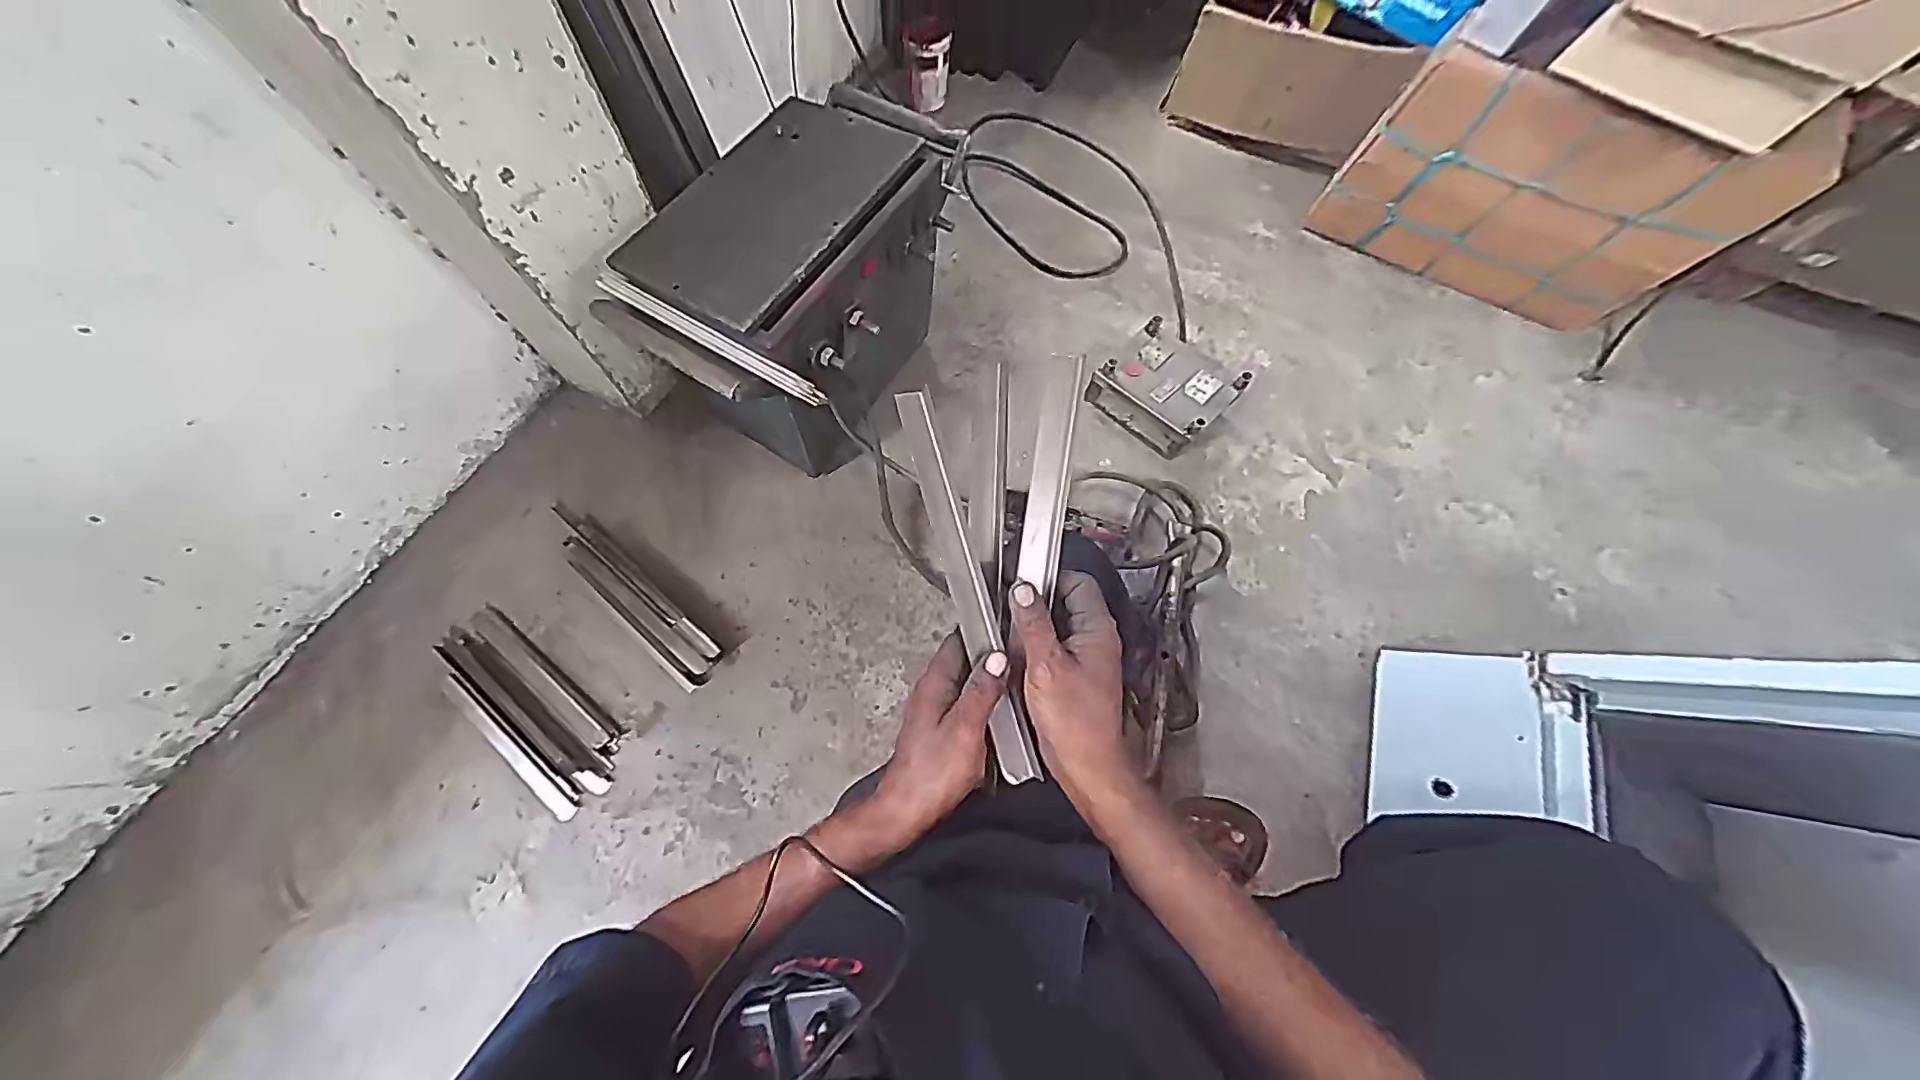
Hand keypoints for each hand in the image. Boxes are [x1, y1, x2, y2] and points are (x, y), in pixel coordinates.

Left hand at [865, 632, 1008, 849]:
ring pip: (967, 680)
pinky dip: (985, 699)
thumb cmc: (931, 775)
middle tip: (1022, 650)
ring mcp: (936, 709)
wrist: (908, 811)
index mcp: (935, 683)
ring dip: (989, 677)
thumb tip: (998, 658)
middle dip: (991, 652)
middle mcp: (932, 690)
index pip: (959, 639)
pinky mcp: (942, 727)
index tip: (1009, 625)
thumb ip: (982, 691)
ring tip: (1018, 676)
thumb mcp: (965, 729)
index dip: (984, 629)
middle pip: (965, 658)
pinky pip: (967, 702)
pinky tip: (1002, 709)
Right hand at [1008, 572, 1134, 810]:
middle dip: (1037, 603)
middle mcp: (1096, 641)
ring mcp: (1086, 659)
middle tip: (1011, 607)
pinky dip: (1035, 648)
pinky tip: (1018, 658)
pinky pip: (1053, 649)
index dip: (1050, 578)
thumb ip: (1034, 624)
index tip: (1023, 582)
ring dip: (1034, 627)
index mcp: (1098, 631)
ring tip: (1011, 633)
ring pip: (1058, 626)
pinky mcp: (1074, 677)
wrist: (1086, 765)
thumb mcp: (1045, 665)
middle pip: (1067, 603)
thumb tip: (1024, 592)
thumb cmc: (1075, 723)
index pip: (1078, 583)